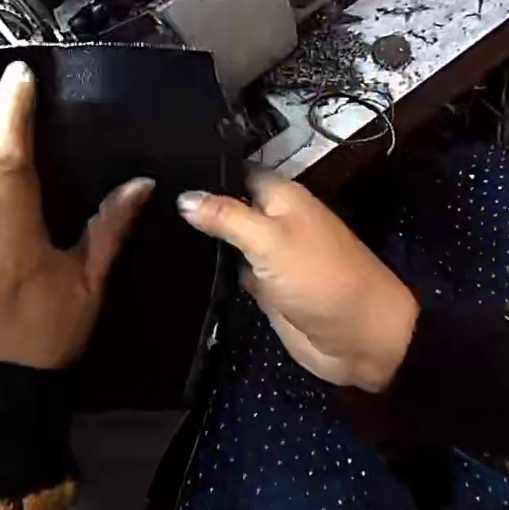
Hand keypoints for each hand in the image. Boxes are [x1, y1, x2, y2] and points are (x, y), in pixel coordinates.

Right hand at [177, 173, 415, 391]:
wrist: (359, 338)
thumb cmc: (321, 278)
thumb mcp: (270, 240)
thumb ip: (226, 217)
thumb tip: (184, 197)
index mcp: (281, 198)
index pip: (237, 173)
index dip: (206, 172)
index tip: (164, 171)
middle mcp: (274, 222)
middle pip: (230, 207)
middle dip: (198, 208)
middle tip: (149, 205)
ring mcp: (270, 257)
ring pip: (229, 242)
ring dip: (203, 242)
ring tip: (154, 231)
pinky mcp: (266, 289)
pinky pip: (234, 273)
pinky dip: (214, 273)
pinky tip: (179, 266)